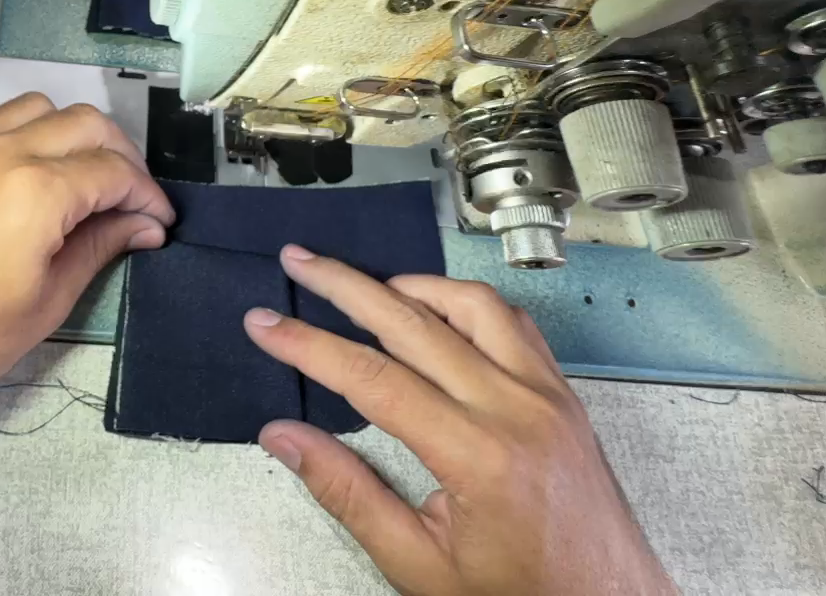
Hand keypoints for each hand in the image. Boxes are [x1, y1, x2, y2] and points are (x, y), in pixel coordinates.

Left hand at [0, 93, 173, 427]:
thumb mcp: (47, 301)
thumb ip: (101, 246)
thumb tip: (147, 225)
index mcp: (32, 192)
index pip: (112, 170)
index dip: (146, 193)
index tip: (159, 219)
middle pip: (84, 122)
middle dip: (119, 155)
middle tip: (129, 197)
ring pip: (37, 107)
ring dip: (71, 134)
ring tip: (80, 179)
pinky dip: (25, 136)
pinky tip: (27, 178)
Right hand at [243, 247, 674, 595]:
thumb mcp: (421, 567)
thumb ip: (346, 493)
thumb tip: (279, 434)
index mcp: (479, 457)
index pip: (373, 378)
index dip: (308, 344)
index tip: (262, 324)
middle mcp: (517, 408)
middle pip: (412, 319)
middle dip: (343, 284)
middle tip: (297, 260)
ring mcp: (547, 393)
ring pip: (468, 303)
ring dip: (407, 285)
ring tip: (362, 286)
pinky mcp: (564, 392)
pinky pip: (511, 321)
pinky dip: (461, 301)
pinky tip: (433, 308)